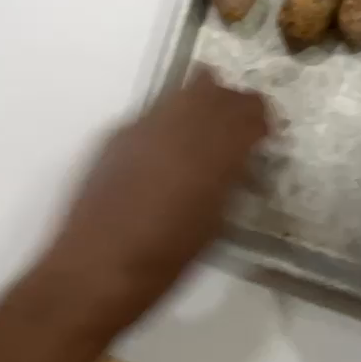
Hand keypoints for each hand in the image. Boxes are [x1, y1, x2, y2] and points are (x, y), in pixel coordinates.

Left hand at [39, 67, 270, 331]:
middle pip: (218, 91)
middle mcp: (181, 128)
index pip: (250, 113)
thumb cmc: (163, 264)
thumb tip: (239, 163)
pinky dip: (172, 118)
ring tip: (207, 128)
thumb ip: (228, 182)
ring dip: (203, 101)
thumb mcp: (213, 225)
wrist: (92, 271)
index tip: (267, 133)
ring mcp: (145, 126)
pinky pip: (156, 110)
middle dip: (235, 104)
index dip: (262, 119)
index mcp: (214, 155)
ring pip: (185, 90)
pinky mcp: (118, 134)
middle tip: (241, 125)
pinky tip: (170, 146)